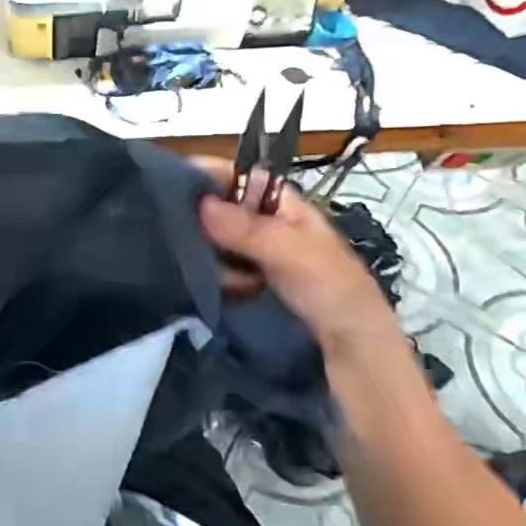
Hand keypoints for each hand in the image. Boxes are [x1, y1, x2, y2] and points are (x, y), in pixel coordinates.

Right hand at [193, 156, 399, 347]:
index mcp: (282, 204)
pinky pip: (216, 269)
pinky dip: (216, 278)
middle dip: (206, 226)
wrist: (353, 349)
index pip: (238, 176)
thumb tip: (200, 204)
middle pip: (218, 209)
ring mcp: (254, 255)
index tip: (172, 186)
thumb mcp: (291, 252)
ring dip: (214, 260)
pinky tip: (230, 291)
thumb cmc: (331, 289)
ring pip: (213, 241)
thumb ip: (246, 228)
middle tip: (203, 246)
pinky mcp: (246, 282)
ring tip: (235, 282)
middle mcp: (264, 224)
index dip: (208, 176)